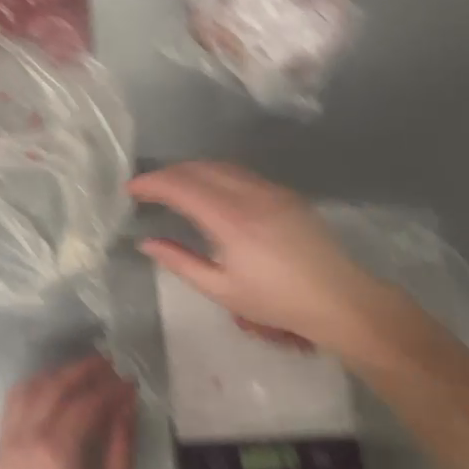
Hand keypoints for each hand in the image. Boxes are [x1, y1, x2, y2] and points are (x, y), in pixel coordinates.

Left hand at [0, 356, 136, 468]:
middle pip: (55, 387)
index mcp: (58, 451)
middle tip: (108, 364)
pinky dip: (31, 389)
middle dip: (83, 371)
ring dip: (55, 375)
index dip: (111, 389)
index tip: (130, 382)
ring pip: (28, 390)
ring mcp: (8, 443)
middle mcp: (28, 438)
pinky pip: (12, 407)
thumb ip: (121, 447)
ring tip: (81, 372)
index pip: (87, 403)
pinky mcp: (0, 451)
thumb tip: (127, 406)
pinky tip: (50, 390)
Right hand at [128, 161, 420, 368]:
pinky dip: (216, 174)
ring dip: (192, 171)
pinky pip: (242, 173)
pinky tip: (210, 191)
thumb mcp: (221, 289)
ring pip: (222, 166)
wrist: (338, 299)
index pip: (181, 187)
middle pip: (199, 169)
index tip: (130, 190)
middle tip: (147, 189)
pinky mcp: (286, 195)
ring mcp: (271, 191)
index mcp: (230, 220)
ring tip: (174, 187)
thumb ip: (180, 262)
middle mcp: (250, 195)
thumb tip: (146, 243)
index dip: (151, 184)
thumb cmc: (275, 301)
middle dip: (168, 174)